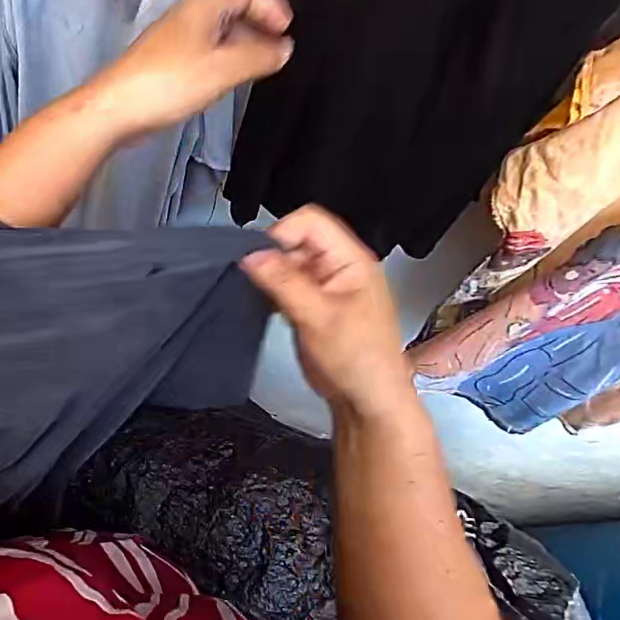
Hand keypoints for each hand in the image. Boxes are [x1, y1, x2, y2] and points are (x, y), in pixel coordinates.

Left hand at [83, 0, 293, 141]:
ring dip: (245, 44)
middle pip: (236, 7)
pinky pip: (207, 51)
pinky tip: (228, 79)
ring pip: (221, 31)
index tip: (287, 31)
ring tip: (259, 67)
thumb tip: (283, 49)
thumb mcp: (222, 69)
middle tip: (277, 50)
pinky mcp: (170, 61)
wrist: (117, 109)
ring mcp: (179, 38)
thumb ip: (258, 57)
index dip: (274, 5)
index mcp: (205, 5)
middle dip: (262, 25)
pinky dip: (225, 59)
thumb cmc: (164, 84)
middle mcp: (191, 15)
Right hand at [240, 206, 416, 418]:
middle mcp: (340, 269)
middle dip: (274, 259)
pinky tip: (276, 311)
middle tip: (265, 285)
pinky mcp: (314, 306)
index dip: (281, 234)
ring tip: (275, 302)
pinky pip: (288, 287)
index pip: (310, 222)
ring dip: (273, 278)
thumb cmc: (362, 361)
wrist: (366, 398)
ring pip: (289, 265)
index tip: (260, 258)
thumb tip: (253, 256)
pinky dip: (275, 294)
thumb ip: (283, 282)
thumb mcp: (317, 316)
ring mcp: (326, 287)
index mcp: (351, 260)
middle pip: (296, 241)